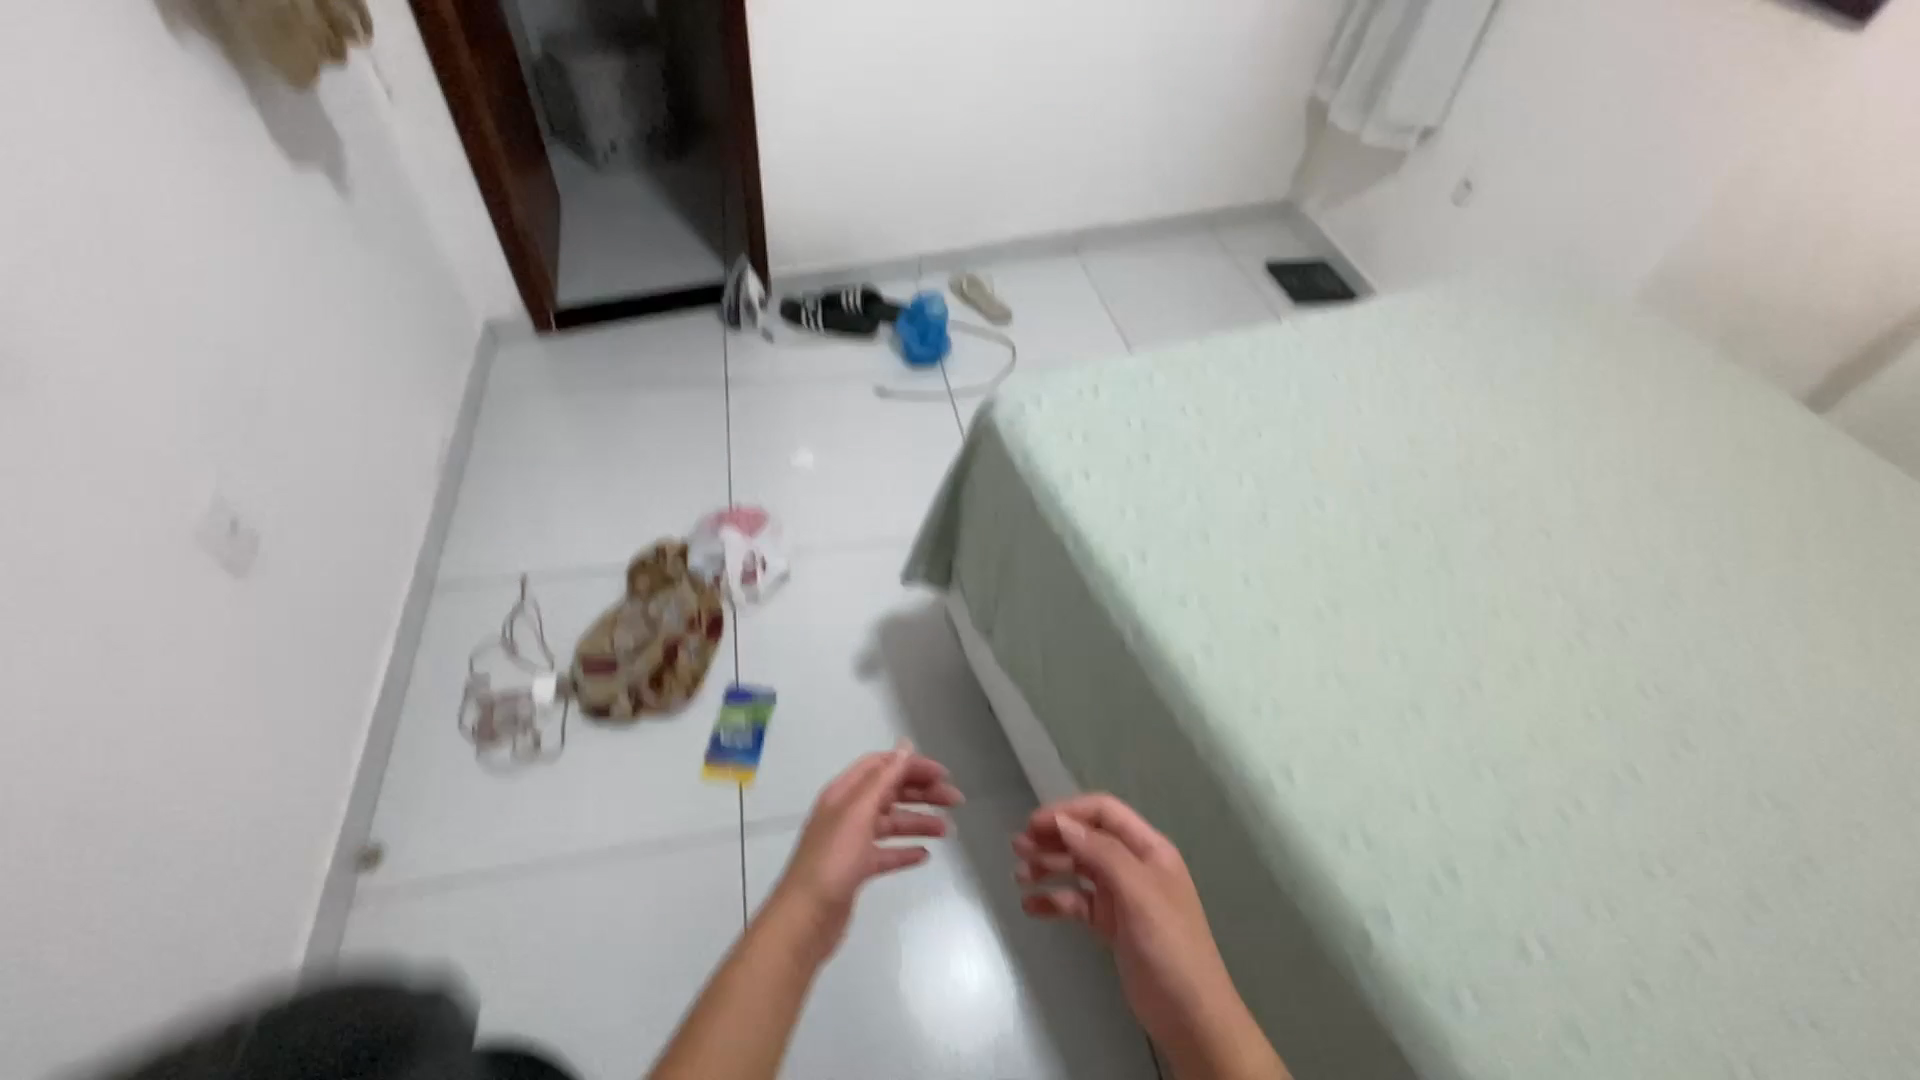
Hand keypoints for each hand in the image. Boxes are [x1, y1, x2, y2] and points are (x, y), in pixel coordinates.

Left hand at [766, 744, 964, 956]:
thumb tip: (904, 746)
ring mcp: (851, 842)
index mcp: (844, 793)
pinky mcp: (856, 870)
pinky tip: (925, 855)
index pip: (882, 766)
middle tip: (955, 801)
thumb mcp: (858, 812)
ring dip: (919, 822)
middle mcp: (847, 813)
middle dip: (922, 793)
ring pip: (891, 823)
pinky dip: (905, 851)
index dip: (912, 765)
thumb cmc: (831, 860)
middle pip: (890, 793)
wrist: (805, 918)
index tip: (943, 775)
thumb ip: (883, 778)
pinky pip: (886, 853)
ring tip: (948, 831)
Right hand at [1015, 794, 1287, 1079]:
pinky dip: (1054, 901)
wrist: (1191, 1016)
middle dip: (1053, 839)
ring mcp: (1123, 896)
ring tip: (1018, 875)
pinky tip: (1030, 907)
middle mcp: (1134, 866)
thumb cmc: (1169, 946)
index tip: (1032, 824)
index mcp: (1149, 849)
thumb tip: (1063, 823)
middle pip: (1088, 838)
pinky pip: (1077, 903)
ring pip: (1079, 869)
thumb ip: (1102, 853)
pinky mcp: (1112, 925)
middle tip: (1017, 848)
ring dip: (1049, 867)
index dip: (1068, 812)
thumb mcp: (1139, 893)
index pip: (1104, 812)